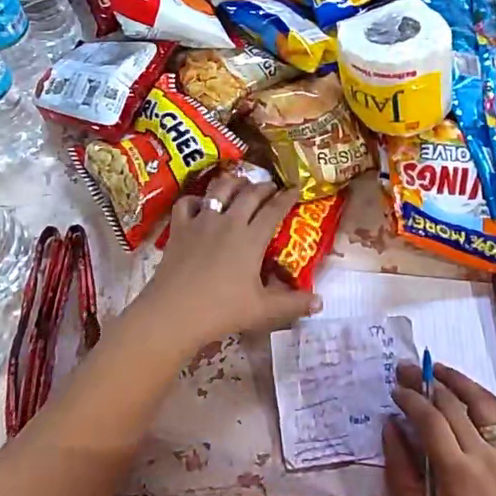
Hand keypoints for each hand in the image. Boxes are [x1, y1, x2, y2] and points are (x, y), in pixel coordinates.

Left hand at [128, 174, 319, 352]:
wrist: (174, 312)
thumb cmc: (222, 311)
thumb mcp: (263, 311)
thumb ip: (293, 304)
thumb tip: (320, 302)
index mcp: (252, 238)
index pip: (274, 210)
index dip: (287, 197)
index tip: (296, 188)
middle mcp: (229, 221)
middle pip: (249, 194)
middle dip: (264, 187)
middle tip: (271, 187)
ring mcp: (201, 221)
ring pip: (220, 190)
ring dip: (233, 183)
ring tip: (240, 184)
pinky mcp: (179, 227)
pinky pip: (187, 202)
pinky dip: (196, 199)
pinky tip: (200, 204)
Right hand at [385, 362, 495, 495]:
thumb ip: (402, 468)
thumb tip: (390, 425)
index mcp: (456, 473)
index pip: (429, 419)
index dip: (410, 398)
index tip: (395, 389)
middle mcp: (484, 457)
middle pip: (452, 405)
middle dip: (426, 383)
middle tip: (406, 371)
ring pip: (482, 403)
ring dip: (458, 381)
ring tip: (438, 368)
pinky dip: (487, 398)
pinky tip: (472, 390)